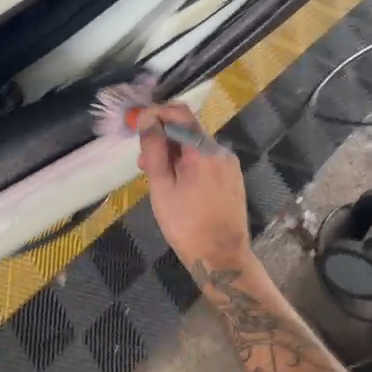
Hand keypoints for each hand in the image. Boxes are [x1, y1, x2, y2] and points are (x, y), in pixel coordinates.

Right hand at [136, 105, 253, 276]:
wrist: (221, 257)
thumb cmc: (185, 223)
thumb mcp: (161, 185)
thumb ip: (154, 149)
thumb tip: (147, 119)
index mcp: (203, 151)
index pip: (180, 113)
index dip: (157, 114)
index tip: (138, 126)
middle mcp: (221, 152)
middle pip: (188, 130)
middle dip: (163, 138)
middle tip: (143, 161)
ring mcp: (229, 166)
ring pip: (196, 147)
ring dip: (174, 153)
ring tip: (157, 177)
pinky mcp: (232, 179)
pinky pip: (206, 161)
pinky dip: (188, 164)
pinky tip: (177, 186)